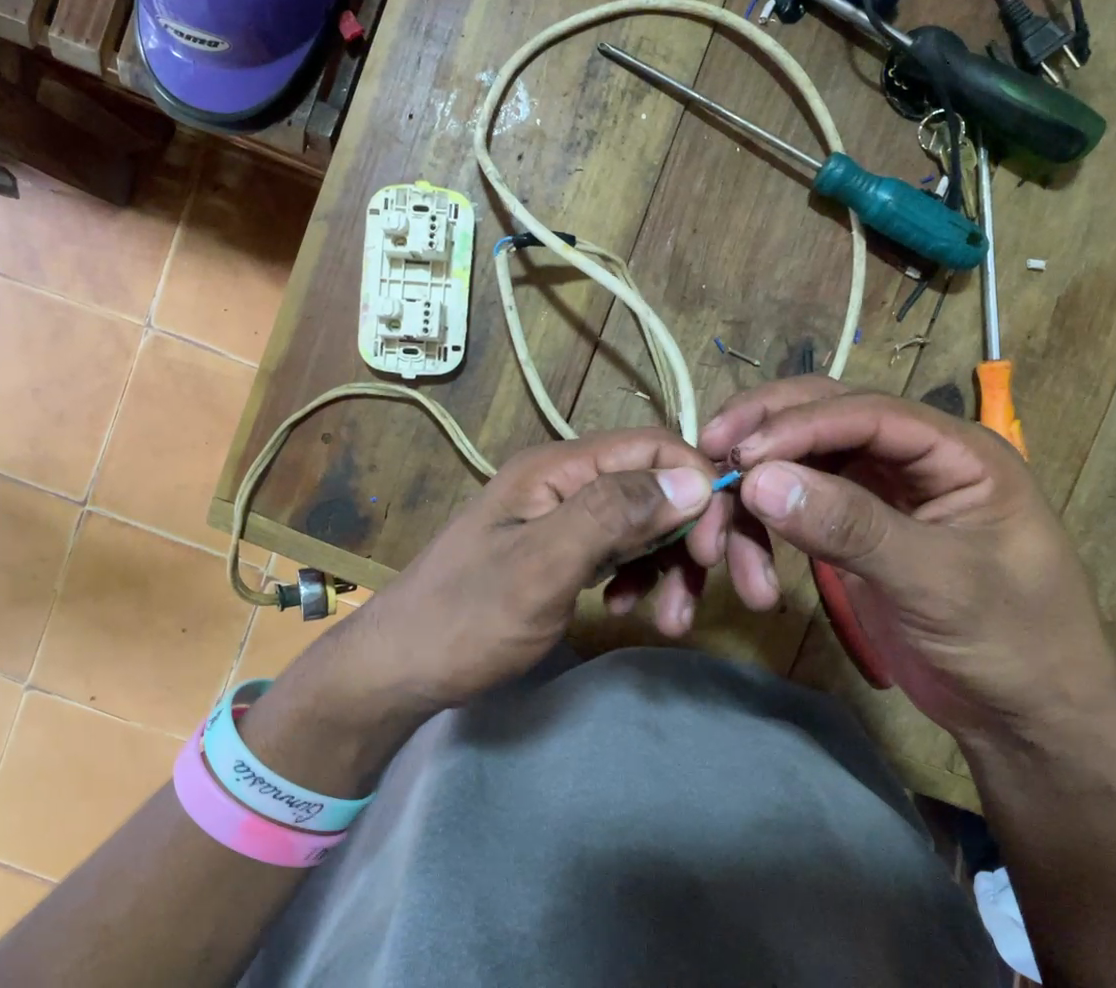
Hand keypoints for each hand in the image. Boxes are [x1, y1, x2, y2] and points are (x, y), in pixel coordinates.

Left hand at [348, 428, 717, 709]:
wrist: (399, 669)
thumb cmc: (465, 619)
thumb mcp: (542, 567)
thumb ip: (612, 515)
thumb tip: (692, 477)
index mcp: (555, 469)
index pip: (652, 447)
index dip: (696, 487)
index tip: (716, 550)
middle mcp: (560, 482)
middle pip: (653, 486)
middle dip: (690, 534)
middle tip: (708, 592)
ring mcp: (557, 517)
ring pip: (640, 523)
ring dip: (668, 565)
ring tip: (672, 620)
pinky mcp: (556, 552)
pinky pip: (616, 552)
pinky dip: (636, 578)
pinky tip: (628, 609)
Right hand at [692, 377, 1115, 740]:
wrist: (1024, 720)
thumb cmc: (1012, 644)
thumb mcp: (938, 583)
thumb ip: (851, 528)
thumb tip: (758, 480)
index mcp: (957, 451)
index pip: (866, 412)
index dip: (798, 425)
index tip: (738, 453)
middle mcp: (913, 459)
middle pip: (824, 417)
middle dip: (763, 434)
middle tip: (707, 450)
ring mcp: (880, 495)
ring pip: (799, 464)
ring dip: (754, 496)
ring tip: (717, 542)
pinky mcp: (852, 532)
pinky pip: (794, 510)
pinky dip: (761, 532)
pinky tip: (747, 571)